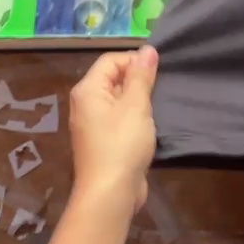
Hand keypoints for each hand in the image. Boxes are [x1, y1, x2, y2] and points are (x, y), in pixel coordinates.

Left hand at [68, 46, 158, 215]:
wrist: (110, 193)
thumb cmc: (122, 144)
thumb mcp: (136, 106)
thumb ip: (141, 76)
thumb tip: (147, 49)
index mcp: (87, 90)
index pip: (110, 60)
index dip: (134, 61)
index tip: (157, 73)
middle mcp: (84, 103)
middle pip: (112, 78)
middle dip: (136, 80)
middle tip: (159, 90)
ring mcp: (91, 124)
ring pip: (117, 99)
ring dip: (137, 100)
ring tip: (155, 108)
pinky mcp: (101, 141)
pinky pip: (117, 118)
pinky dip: (133, 117)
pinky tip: (148, 126)